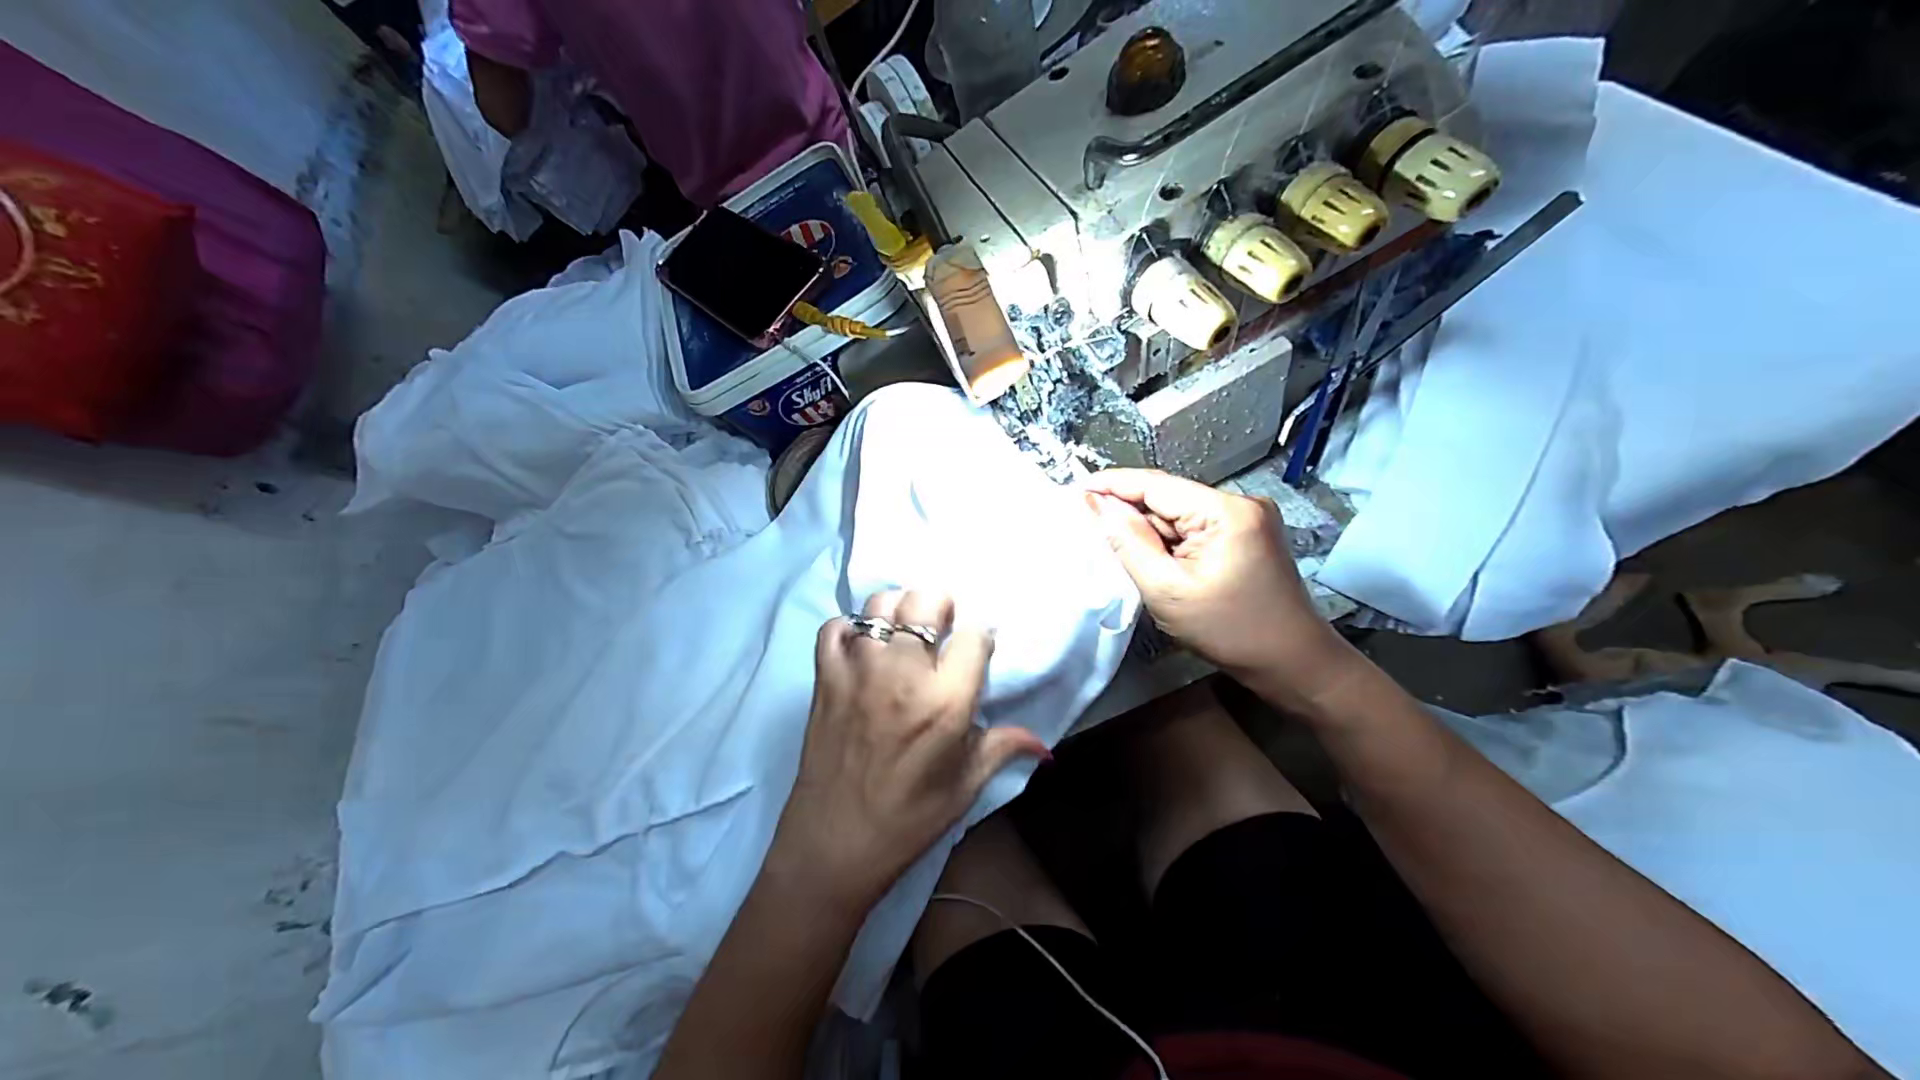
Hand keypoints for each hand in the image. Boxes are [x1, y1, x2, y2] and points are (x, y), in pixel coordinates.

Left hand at [770, 590, 1048, 914]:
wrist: (834, 843)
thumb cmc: (909, 820)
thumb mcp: (965, 786)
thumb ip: (1003, 748)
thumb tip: (1044, 744)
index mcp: (946, 702)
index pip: (975, 636)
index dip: (980, 638)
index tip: (976, 650)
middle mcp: (903, 675)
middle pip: (925, 602)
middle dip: (940, 607)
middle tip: (940, 628)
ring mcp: (859, 671)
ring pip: (880, 605)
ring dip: (897, 612)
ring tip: (902, 633)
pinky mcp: (825, 678)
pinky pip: (835, 628)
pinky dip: (849, 629)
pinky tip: (861, 649)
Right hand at [1083, 469, 1355, 708]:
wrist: (1293, 662)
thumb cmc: (1231, 631)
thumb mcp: (1167, 589)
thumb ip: (1127, 541)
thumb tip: (1095, 504)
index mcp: (1226, 511)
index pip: (1156, 485)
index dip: (1113, 485)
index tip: (1076, 490)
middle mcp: (1241, 504)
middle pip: (1168, 500)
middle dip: (1131, 517)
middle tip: (1093, 536)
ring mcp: (1248, 519)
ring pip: (1179, 517)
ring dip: (1152, 535)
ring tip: (1131, 563)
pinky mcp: (1247, 536)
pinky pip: (1195, 530)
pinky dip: (1172, 544)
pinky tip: (1160, 567)